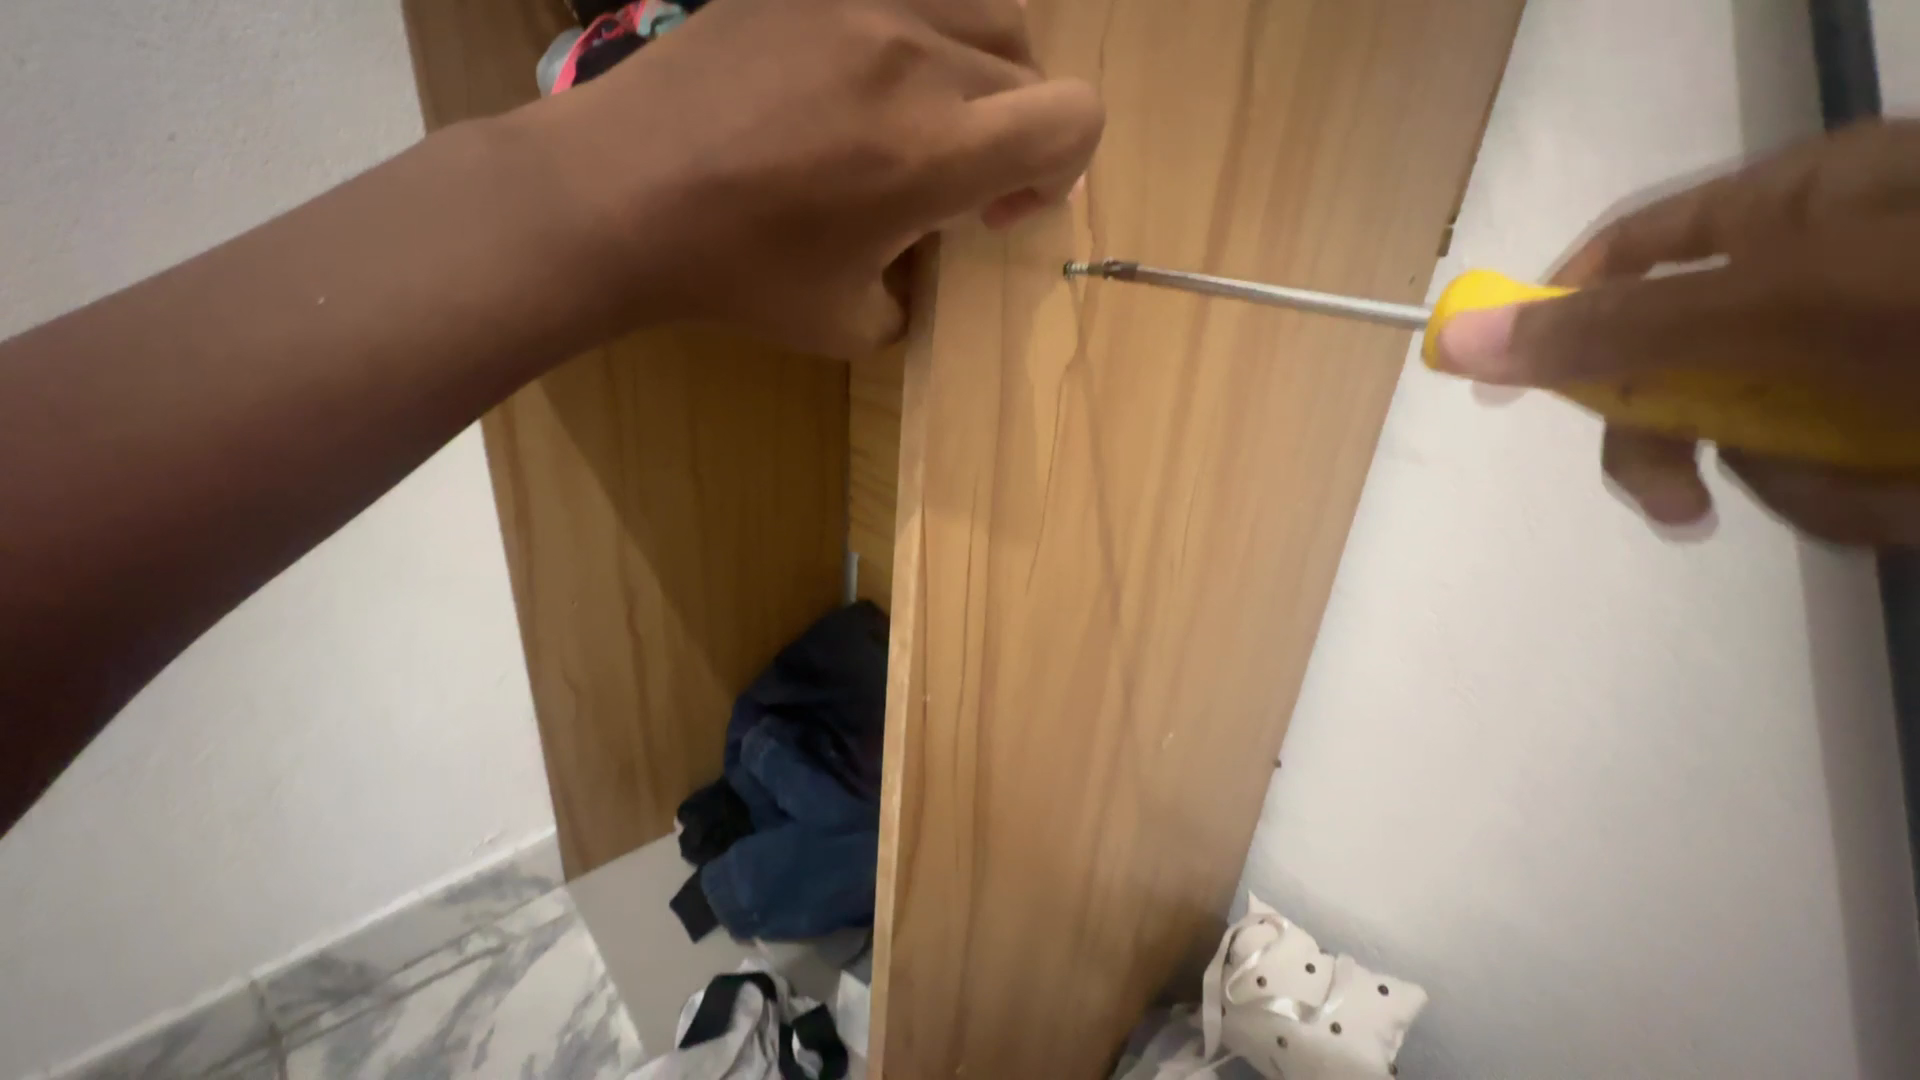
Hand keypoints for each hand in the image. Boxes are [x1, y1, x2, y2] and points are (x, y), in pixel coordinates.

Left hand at [517, 0, 1102, 357]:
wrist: (619, 196)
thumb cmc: (740, 275)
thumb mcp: (853, 324)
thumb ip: (923, 292)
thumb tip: (932, 256)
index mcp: (935, 150)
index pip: (1075, 118)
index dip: (1063, 168)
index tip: (997, 208)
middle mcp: (915, 55)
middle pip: (1030, 70)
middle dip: (1015, 136)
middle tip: (953, 181)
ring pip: (981, 11)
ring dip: (980, 74)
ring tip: (922, 117)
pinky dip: (918, 32)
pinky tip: (867, 76)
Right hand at [1432, 120, 1919, 545]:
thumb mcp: (1792, 311)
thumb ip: (1612, 332)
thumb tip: (1455, 341)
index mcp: (1797, 212)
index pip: (1625, 254)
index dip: (1555, 313)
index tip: (1508, 387)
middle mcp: (1821, 281)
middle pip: (1669, 363)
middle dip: (1672, 441)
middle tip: (1673, 500)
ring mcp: (1870, 357)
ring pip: (1751, 437)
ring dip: (1799, 479)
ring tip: (1901, 479)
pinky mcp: (1911, 425)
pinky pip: (1831, 476)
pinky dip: (1869, 500)